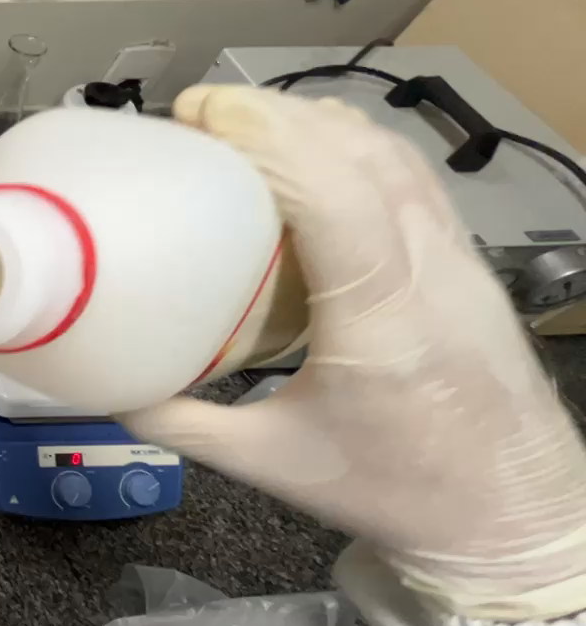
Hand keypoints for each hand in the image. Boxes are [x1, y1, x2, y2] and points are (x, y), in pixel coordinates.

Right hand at [122, 84, 585, 621]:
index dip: (273, 147)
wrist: (520, 515)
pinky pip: (410, 183)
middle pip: (371, 160)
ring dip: (317, 125)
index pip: (340, 206)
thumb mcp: (262, 462)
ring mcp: (460, 265)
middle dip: (282, 118)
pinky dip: (350, 150)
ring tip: (241, 119)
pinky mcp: (463, 268)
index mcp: (381, 326)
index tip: (202, 118)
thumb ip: (174, 420)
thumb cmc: (388, 490)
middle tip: (198, 111)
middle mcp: (433, 276)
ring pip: (399, 162)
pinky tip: (304, 154)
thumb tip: (104, 383)